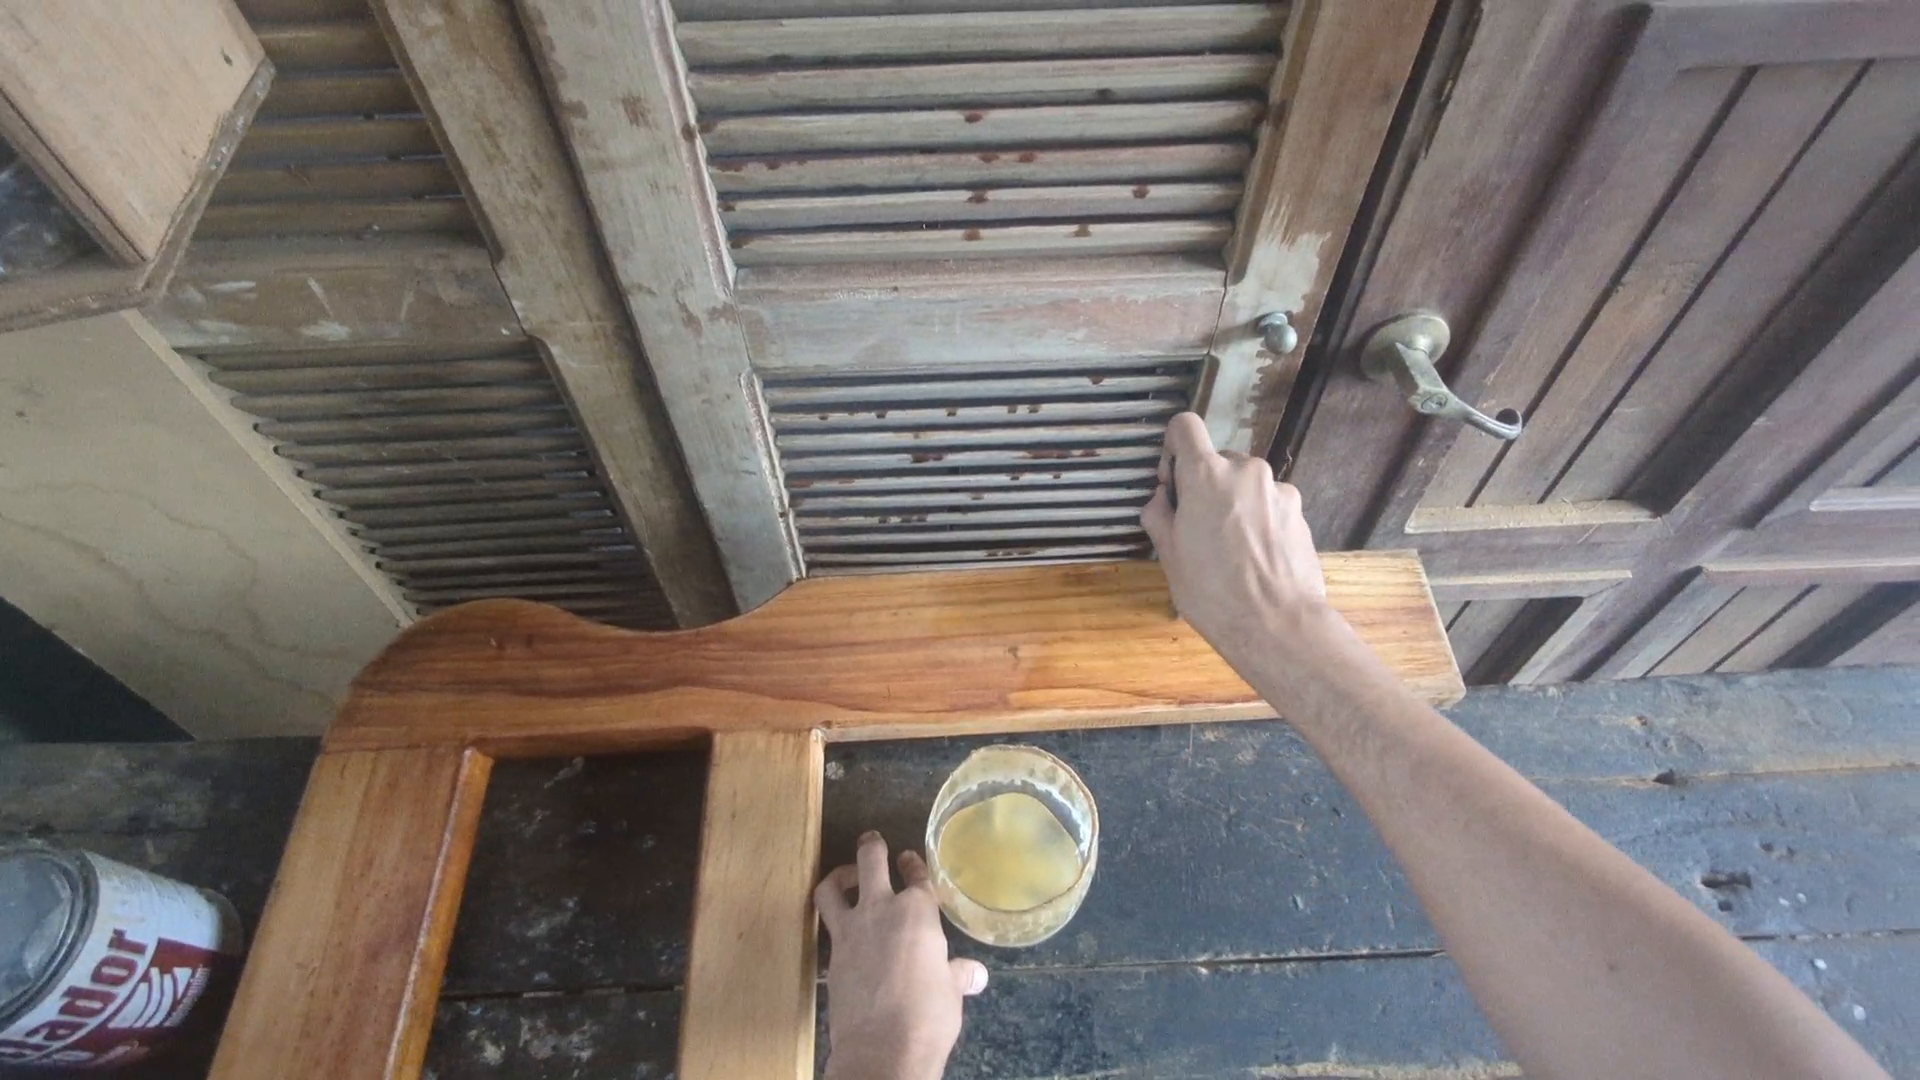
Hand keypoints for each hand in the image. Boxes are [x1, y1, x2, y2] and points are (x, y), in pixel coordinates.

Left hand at [816, 831, 988, 1079]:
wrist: (882, 1051)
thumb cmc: (928, 1017)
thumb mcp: (951, 993)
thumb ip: (958, 975)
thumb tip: (977, 974)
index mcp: (918, 911)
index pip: (917, 876)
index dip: (914, 864)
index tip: (910, 860)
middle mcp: (883, 909)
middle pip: (871, 860)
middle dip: (872, 846)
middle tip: (872, 840)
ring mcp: (852, 930)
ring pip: (833, 887)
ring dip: (838, 876)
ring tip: (845, 876)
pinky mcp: (832, 955)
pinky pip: (826, 925)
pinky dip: (831, 919)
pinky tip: (840, 927)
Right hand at [1140, 412, 1329, 667]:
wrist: (1276, 623)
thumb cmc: (1212, 591)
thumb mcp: (1169, 555)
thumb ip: (1159, 515)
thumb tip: (1163, 499)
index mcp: (1206, 475)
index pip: (1185, 426)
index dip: (1173, 447)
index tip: (1172, 481)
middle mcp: (1246, 470)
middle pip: (1217, 460)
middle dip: (1205, 485)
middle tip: (1197, 527)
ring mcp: (1278, 489)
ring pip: (1245, 483)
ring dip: (1233, 502)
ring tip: (1229, 548)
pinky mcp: (1299, 510)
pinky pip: (1268, 503)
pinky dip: (1257, 519)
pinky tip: (1254, 556)